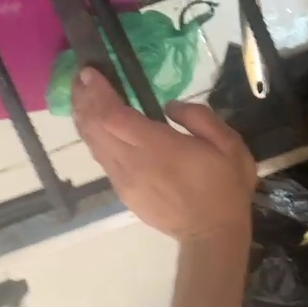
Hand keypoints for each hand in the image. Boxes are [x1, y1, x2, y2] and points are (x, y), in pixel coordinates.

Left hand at [71, 72, 256, 243]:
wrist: (212, 234)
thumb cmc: (225, 185)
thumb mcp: (228, 144)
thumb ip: (199, 117)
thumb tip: (170, 106)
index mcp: (158, 148)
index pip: (114, 116)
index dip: (98, 94)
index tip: (90, 72)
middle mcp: (133, 163)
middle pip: (96, 128)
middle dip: (84, 100)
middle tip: (79, 76)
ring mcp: (125, 180)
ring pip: (95, 144)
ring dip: (85, 118)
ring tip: (81, 95)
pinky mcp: (124, 192)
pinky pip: (102, 158)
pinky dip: (94, 136)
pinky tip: (95, 125)